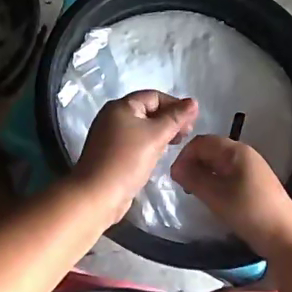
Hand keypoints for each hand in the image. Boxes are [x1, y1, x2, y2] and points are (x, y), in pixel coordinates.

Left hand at [73, 91, 198, 207]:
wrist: (97, 194)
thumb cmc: (127, 160)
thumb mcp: (156, 136)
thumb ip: (176, 118)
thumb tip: (193, 102)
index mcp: (121, 106)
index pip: (154, 96)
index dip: (175, 105)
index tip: (192, 122)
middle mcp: (113, 116)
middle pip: (148, 110)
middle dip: (169, 120)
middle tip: (186, 135)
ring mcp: (110, 135)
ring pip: (142, 127)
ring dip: (160, 133)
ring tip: (175, 145)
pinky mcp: (111, 152)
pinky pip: (135, 141)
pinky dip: (149, 144)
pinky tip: (159, 155)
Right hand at [171, 135, 291, 255]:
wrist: (286, 237)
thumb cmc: (249, 212)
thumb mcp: (216, 195)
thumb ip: (194, 178)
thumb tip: (176, 168)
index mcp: (236, 151)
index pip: (201, 142)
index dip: (184, 156)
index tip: (175, 177)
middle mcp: (245, 154)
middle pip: (211, 150)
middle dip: (193, 164)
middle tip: (182, 185)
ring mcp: (252, 169)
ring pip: (219, 163)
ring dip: (204, 174)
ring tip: (195, 193)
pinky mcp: (256, 184)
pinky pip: (229, 174)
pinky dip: (216, 182)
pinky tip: (214, 198)